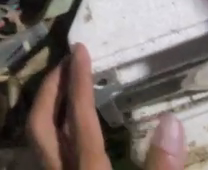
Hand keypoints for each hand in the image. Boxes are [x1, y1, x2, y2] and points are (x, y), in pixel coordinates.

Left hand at [28, 44, 184, 169]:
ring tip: (62, 88)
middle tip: (65, 63)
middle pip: (39, 126)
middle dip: (49, 89)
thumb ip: (160, 168)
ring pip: (36, 143)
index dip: (78, 81)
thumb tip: (171, 122)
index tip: (79, 49)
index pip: (79, 118)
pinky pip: (43, 157)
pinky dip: (51, 134)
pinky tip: (66, 132)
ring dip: (46, 111)